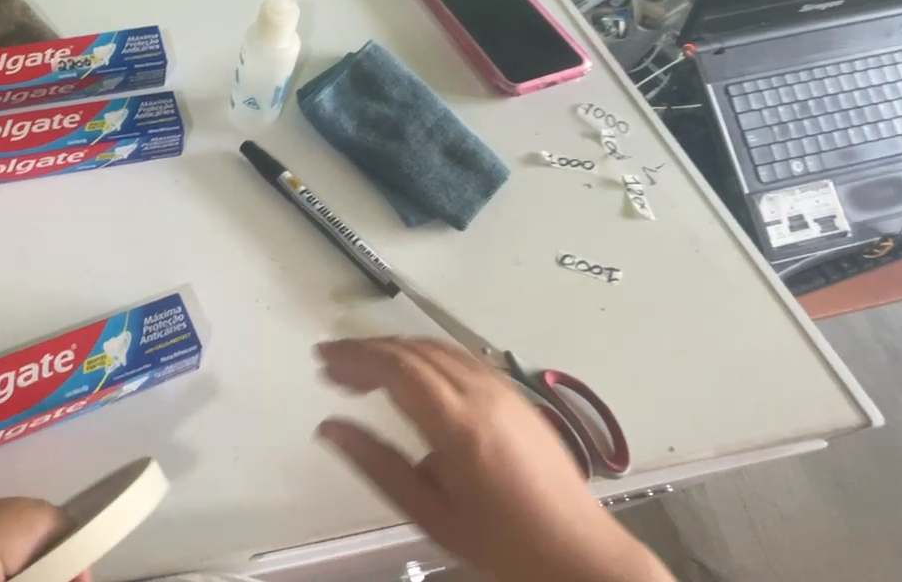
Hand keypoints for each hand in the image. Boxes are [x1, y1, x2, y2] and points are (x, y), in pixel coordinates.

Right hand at [314, 337, 671, 581]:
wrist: (579, 556)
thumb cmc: (500, 542)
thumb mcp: (429, 513)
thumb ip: (376, 463)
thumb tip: (328, 427)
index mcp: (457, 423)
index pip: (395, 367)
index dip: (354, 355)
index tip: (322, 358)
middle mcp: (480, 393)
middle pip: (411, 350)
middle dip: (366, 351)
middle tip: (333, 368)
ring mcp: (501, 389)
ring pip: (434, 347)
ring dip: (393, 350)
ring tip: (362, 370)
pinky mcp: (513, 393)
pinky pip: (458, 355)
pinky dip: (421, 354)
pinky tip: (408, 374)